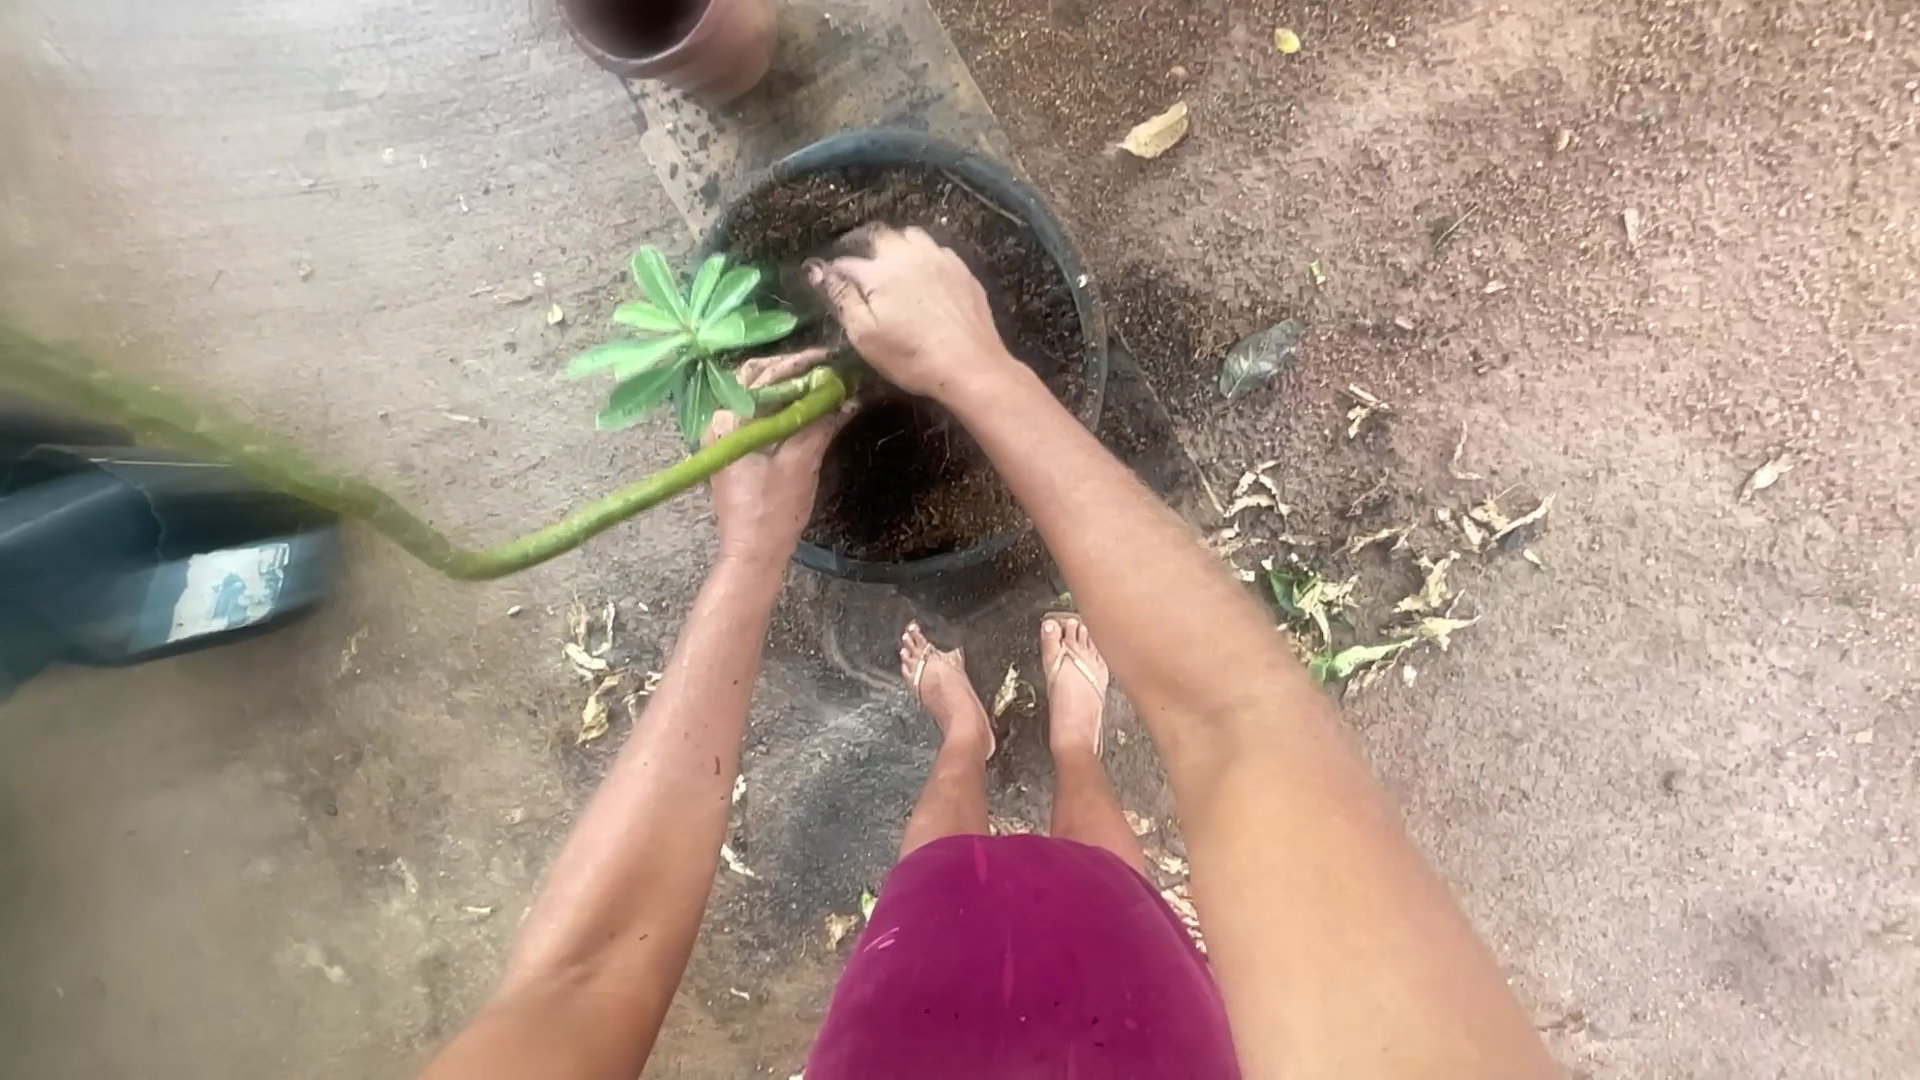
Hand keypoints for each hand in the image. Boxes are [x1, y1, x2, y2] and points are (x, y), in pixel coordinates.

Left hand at [705, 349, 850, 567]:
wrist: (752, 553)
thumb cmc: (773, 512)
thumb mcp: (800, 463)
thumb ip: (820, 425)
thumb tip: (846, 399)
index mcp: (729, 422)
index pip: (762, 376)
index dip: (798, 364)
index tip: (828, 360)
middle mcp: (720, 423)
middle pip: (756, 382)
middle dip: (792, 372)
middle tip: (826, 369)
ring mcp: (726, 438)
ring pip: (759, 399)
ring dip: (789, 390)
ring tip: (822, 385)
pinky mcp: (736, 452)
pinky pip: (760, 418)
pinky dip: (783, 410)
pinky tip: (808, 410)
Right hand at [805, 226, 1016, 401]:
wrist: (971, 365)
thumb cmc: (912, 358)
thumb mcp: (866, 337)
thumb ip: (842, 299)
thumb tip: (819, 271)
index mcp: (878, 272)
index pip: (846, 262)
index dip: (836, 272)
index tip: (832, 282)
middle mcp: (907, 255)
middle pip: (879, 236)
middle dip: (865, 248)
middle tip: (863, 269)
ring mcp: (938, 258)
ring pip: (911, 236)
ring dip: (897, 246)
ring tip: (894, 265)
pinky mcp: (962, 270)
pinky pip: (937, 250)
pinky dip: (925, 257)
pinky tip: (926, 275)